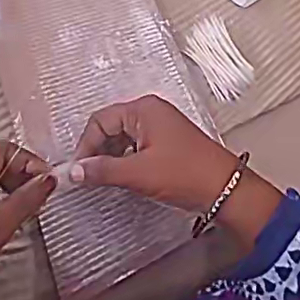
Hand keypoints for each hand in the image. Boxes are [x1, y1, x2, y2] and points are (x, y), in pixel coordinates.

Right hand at [68, 94, 283, 247]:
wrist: (225, 189)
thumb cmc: (186, 174)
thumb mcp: (139, 173)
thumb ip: (103, 170)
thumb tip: (74, 171)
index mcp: (144, 110)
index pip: (101, 120)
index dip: (86, 145)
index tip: (78, 170)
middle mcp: (151, 112)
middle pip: (111, 126)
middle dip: (98, 150)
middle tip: (88, 176)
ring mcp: (160, 126)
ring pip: (123, 137)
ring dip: (111, 157)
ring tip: (105, 179)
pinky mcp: (167, 141)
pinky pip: (136, 145)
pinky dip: (126, 160)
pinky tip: (124, 177)